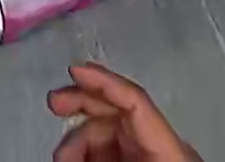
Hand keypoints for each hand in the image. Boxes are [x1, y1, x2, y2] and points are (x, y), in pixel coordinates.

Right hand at [48, 62, 200, 161]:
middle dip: (83, 104)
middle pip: (118, 111)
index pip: (135, 102)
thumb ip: (97, 160)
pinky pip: (111, 153)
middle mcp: (162, 148)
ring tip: (61, 160)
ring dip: (80, 142)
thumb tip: (63, 156)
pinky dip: (89, 155)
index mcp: (171, 152)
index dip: (104, 82)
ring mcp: (151, 160)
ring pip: (109, 133)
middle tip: (53, 103)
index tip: (73, 71)